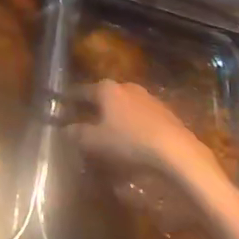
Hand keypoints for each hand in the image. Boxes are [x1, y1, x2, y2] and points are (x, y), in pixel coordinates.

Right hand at [70, 80, 220, 179]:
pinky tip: (132, 142)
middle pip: (104, 97)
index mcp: (107, 89)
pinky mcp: (165, 113)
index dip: (70, 100)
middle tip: (84, 121)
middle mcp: (127, 87)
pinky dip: (133, 126)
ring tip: (109, 134)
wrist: (176, 151)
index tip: (62, 105)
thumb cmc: (129, 142)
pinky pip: (141, 118)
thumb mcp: (96, 142)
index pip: (82, 91)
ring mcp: (148, 98)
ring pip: (124, 107)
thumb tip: (66, 128)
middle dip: (94, 108)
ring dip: (115, 118)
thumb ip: (78, 134)